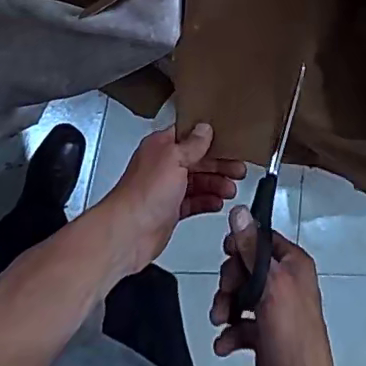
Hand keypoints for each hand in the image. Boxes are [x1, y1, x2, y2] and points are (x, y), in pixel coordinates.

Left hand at [99, 122, 245, 277]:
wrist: (126, 235)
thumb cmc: (141, 195)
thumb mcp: (174, 158)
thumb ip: (193, 144)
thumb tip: (204, 129)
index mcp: (161, 146)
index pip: (190, 135)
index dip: (211, 138)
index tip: (230, 141)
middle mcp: (163, 166)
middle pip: (198, 160)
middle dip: (219, 164)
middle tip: (238, 168)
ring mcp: (166, 190)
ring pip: (198, 182)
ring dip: (216, 183)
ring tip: (231, 188)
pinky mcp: (169, 212)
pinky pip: (194, 203)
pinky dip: (207, 202)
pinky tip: (218, 203)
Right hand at [211, 207, 342, 365]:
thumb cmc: (291, 333)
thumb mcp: (270, 284)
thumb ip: (251, 249)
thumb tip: (239, 212)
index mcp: (293, 263)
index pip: (263, 239)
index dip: (243, 243)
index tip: (226, 252)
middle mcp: (286, 282)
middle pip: (248, 268)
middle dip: (230, 282)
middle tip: (225, 296)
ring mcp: (275, 309)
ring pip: (242, 296)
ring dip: (226, 307)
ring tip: (220, 321)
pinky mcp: (265, 335)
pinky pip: (241, 325)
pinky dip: (230, 332)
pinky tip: (225, 344)